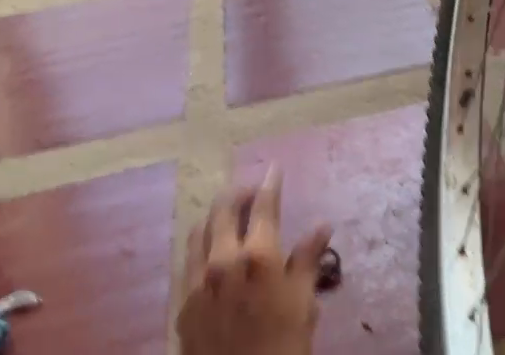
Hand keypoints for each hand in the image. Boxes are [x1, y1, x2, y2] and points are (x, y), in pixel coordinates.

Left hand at [178, 166, 333, 354]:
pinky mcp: (182, 303)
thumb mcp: (304, 303)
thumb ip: (307, 259)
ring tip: (230, 216)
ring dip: (216, 216)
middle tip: (252, 191)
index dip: (270, 182)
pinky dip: (202, 244)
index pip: (263, 204)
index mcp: (258, 256)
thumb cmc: (284, 345)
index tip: (274, 169)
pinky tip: (212, 252)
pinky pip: (188, 260)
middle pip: (223, 208)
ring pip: (199, 230)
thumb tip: (322, 226)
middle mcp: (223, 259)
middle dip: (238, 192)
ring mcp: (197, 281)